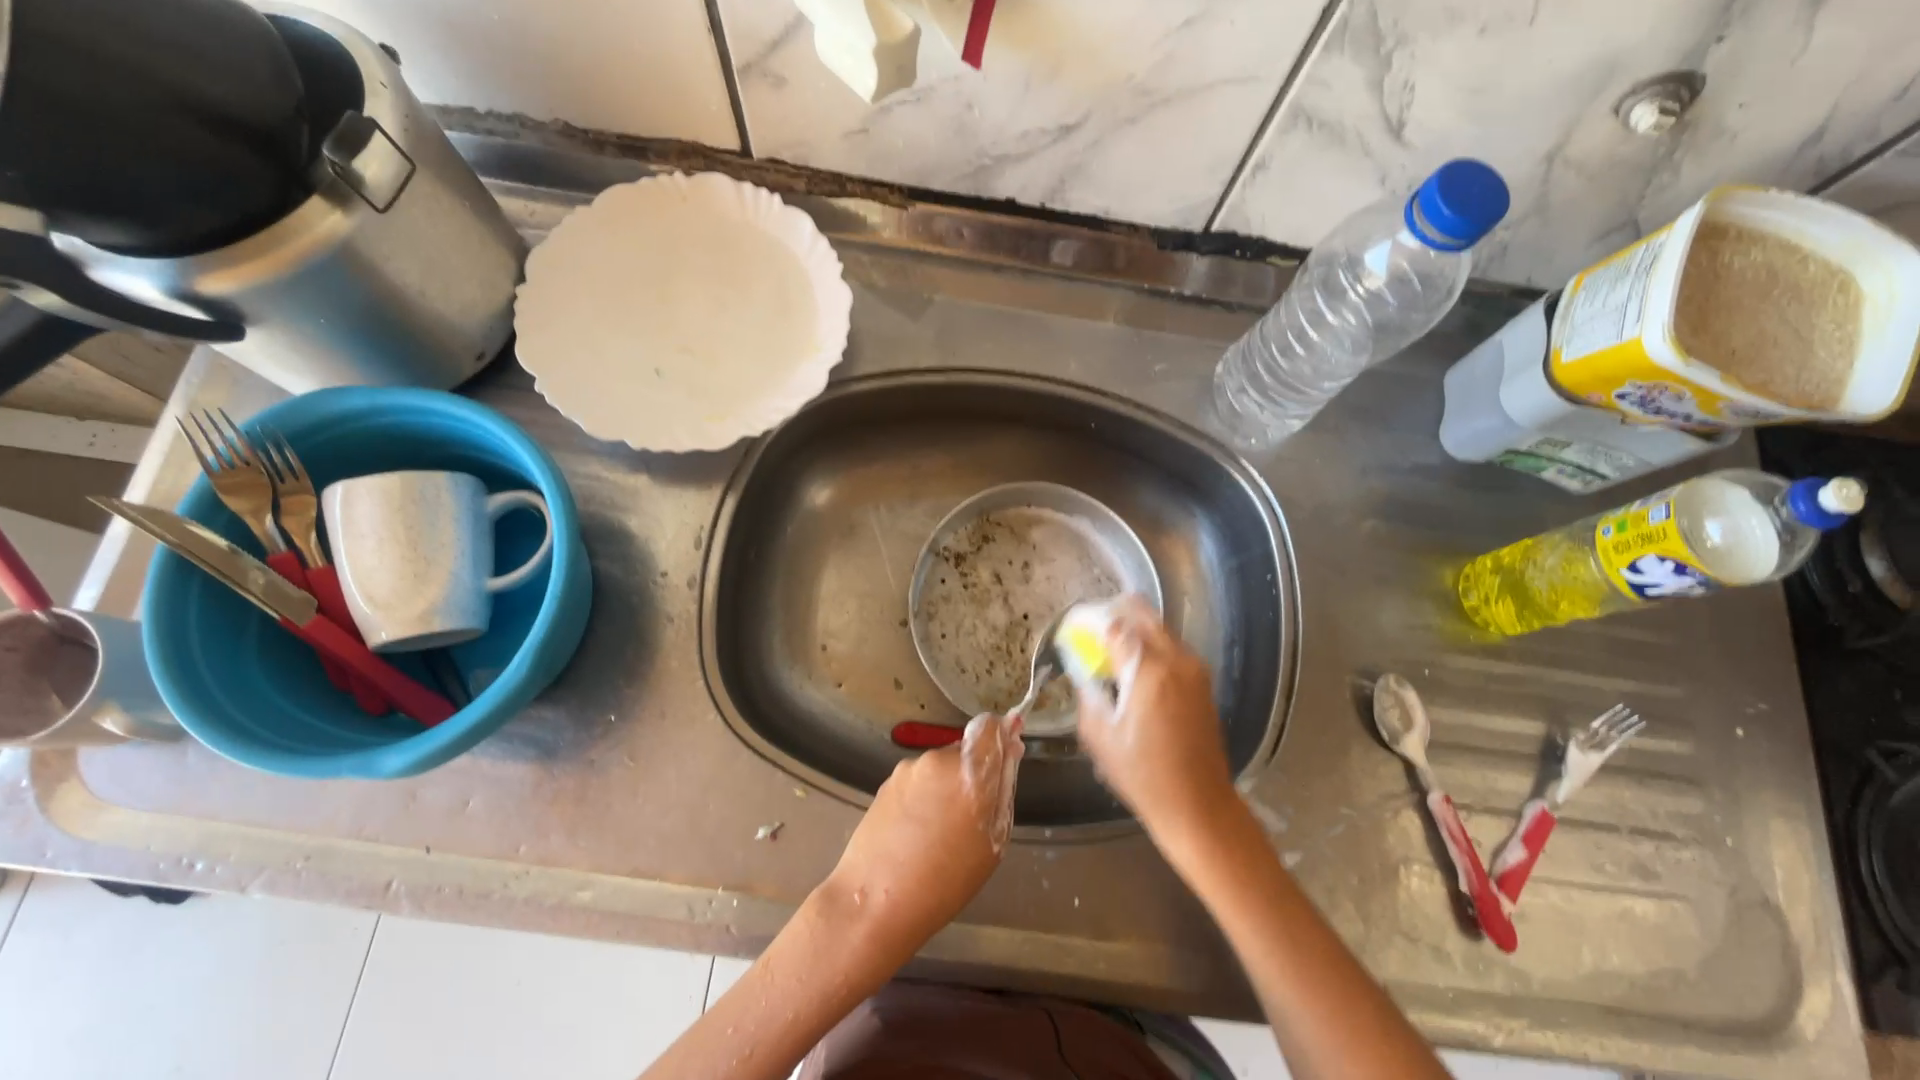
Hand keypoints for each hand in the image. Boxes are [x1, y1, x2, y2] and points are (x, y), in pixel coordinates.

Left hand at [822, 712, 1023, 953]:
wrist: (875, 901)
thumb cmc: (946, 881)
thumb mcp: (993, 841)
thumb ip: (1002, 790)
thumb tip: (1009, 751)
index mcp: (971, 771)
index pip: (991, 727)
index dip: (1001, 736)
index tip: (1004, 757)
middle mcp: (938, 759)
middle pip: (965, 751)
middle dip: (972, 773)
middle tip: (970, 817)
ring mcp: (907, 769)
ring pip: (939, 767)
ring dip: (946, 787)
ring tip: (938, 833)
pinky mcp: (885, 782)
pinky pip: (917, 781)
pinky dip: (923, 798)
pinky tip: (916, 833)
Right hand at [1074, 597, 1234, 835]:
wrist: (1198, 805)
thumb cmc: (1144, 776)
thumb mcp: (1100, 736)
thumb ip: (1088, 693)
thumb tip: (1082, 669)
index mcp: (1149, 670)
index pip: (1114, 622)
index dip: (1088, 620)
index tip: (1070, 629)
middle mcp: (1177, 659)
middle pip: (1141, 612)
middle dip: (1111, 615)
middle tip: (1088, 635)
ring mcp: (1195, 669)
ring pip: (1158, 628)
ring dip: (1131, 630)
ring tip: (1106, 654)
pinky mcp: (1203, 682)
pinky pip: (1170, 648)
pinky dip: (1148, 648)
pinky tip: (1130, 672)